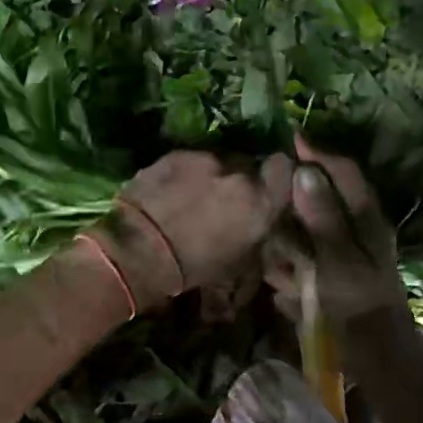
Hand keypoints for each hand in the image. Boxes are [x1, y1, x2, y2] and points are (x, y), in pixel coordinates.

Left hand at [104, 151, 293, 307]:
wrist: (138, 253)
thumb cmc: (194, 268)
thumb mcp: (240, 261)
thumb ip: (257, 231)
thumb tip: (260, 222)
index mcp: (260, 203)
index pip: (284, 168)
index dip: (277, 175)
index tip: (267, 187)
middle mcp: (238, 174)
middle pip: (248, 166)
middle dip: (240, 180)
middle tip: (224, 202)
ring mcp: (205, 160)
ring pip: (217, 163)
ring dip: (211, 177)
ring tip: (192, 199)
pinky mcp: (176, 154)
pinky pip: (190, 161)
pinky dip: (185, 174)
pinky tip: (171, 193)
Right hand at [265, 137, 407, 324]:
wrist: (374, 357)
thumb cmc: (359, 303)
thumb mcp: (338, 257)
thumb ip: (322, 216)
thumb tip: (304, 171)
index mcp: (365, 219)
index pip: (343, 172)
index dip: (318, 153)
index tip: (290, 139)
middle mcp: (354, 232)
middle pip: (316, 204)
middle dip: (292, 216)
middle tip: (277, 233)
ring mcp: (339, 258)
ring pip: (302, 236)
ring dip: (289, 251)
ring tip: (286, 274)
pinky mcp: (327, 281)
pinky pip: (299, 267)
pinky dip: (290, 276)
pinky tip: (289, 294)